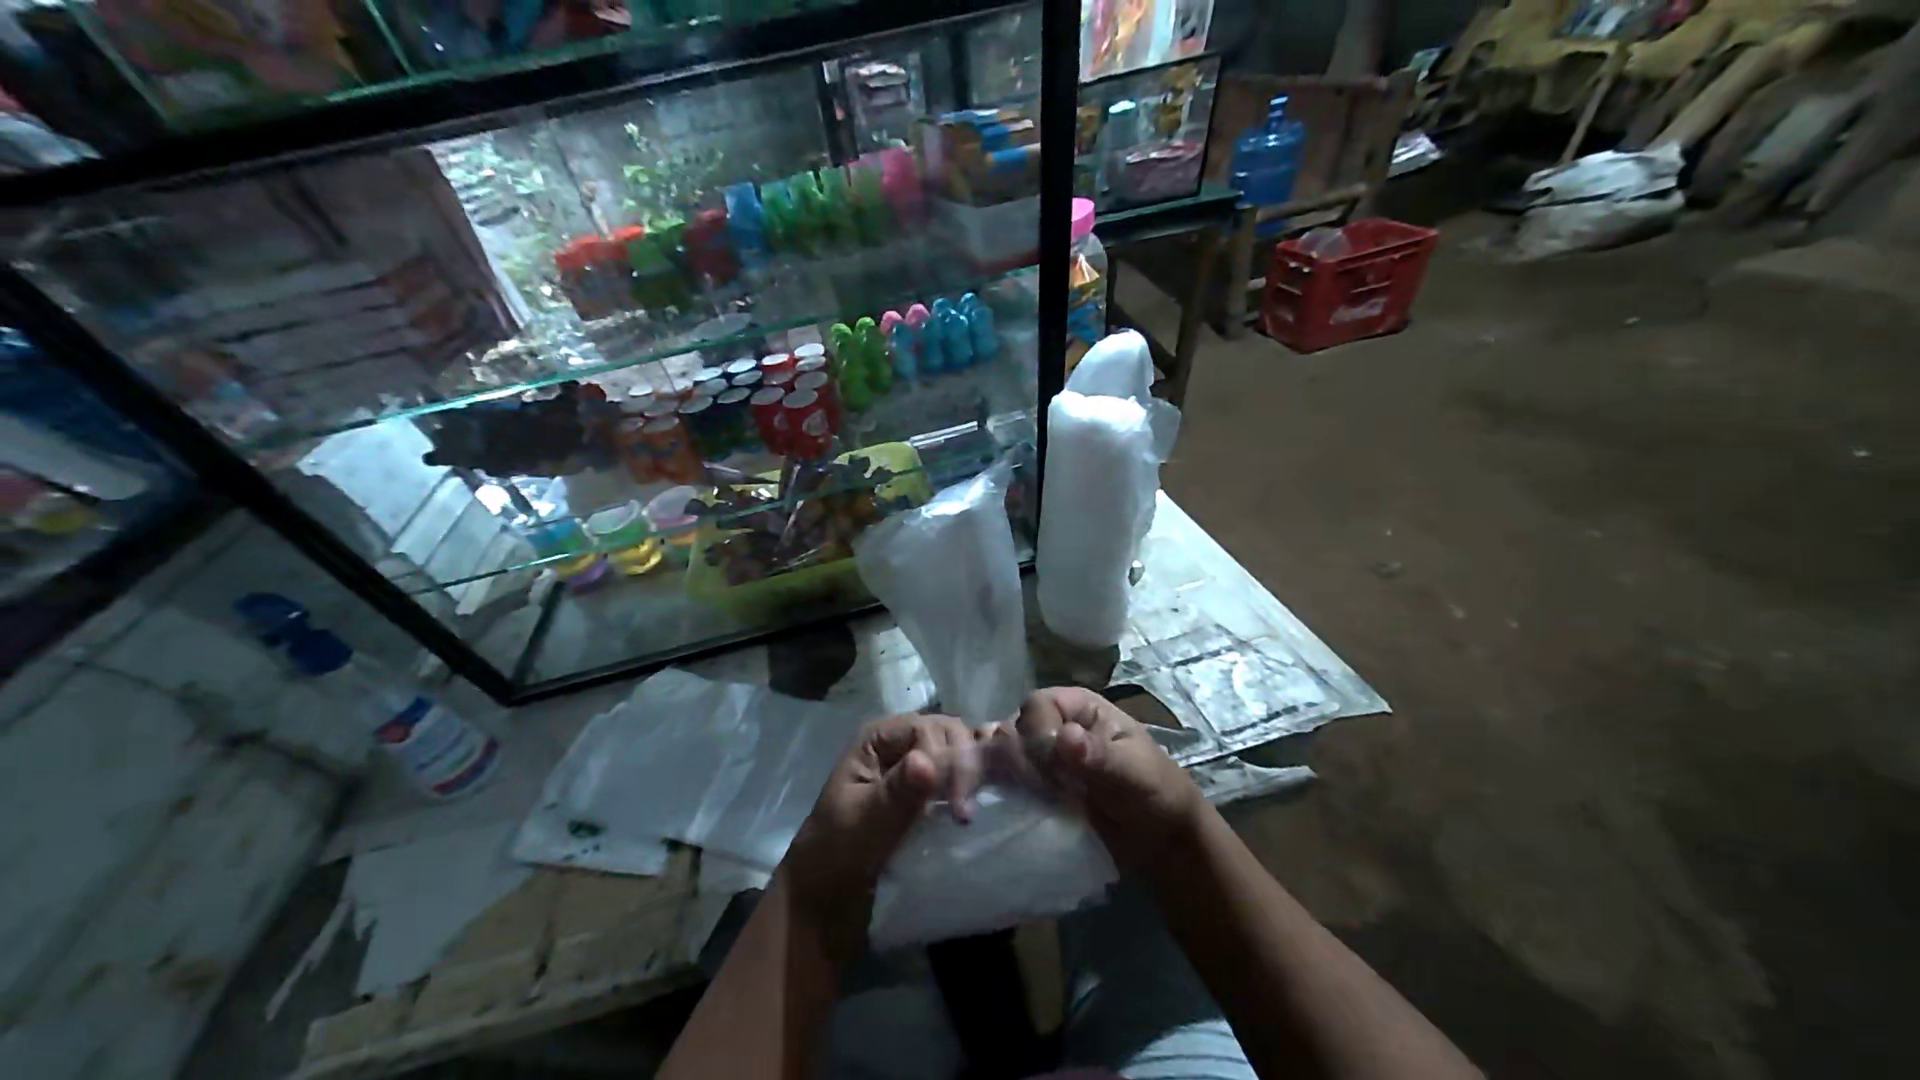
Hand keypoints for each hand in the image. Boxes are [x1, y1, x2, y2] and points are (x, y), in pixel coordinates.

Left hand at [779, 713, 986, 956]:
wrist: (827, 902)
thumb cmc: (836, 856)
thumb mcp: (863, 824)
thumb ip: (896, 794)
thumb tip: (927, 763)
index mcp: (877, 739)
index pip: (927, 729)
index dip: (948, 759)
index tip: (955, 806)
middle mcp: (900, 744)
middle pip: (949, 735)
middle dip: (964, 766)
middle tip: (964, 813)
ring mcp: (915, 767)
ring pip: (959, 754)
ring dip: (972, 777)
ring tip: (969, 813)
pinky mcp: (928, 793)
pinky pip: (959, 778)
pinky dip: (972, 787)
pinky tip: (976, 807)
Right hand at [1015, 686, 1206, 869]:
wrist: (1165, 845)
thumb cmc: (1159, 795)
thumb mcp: (1135, 774)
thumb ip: (1099, 756)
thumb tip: (1066, 737)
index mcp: (1080, 707)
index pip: (1038, 706)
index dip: (1037, 733)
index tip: (1051, 769)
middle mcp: (1056, 725)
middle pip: (1016, 728)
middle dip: (1018, 757)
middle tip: (1039, 790)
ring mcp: (1044, 758)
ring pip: (1006, 753)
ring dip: (1005, 773)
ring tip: (1019, 798)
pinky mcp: (1037, 788)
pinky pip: (1008, 780)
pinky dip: (1001, 787)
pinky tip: (1003, 801)